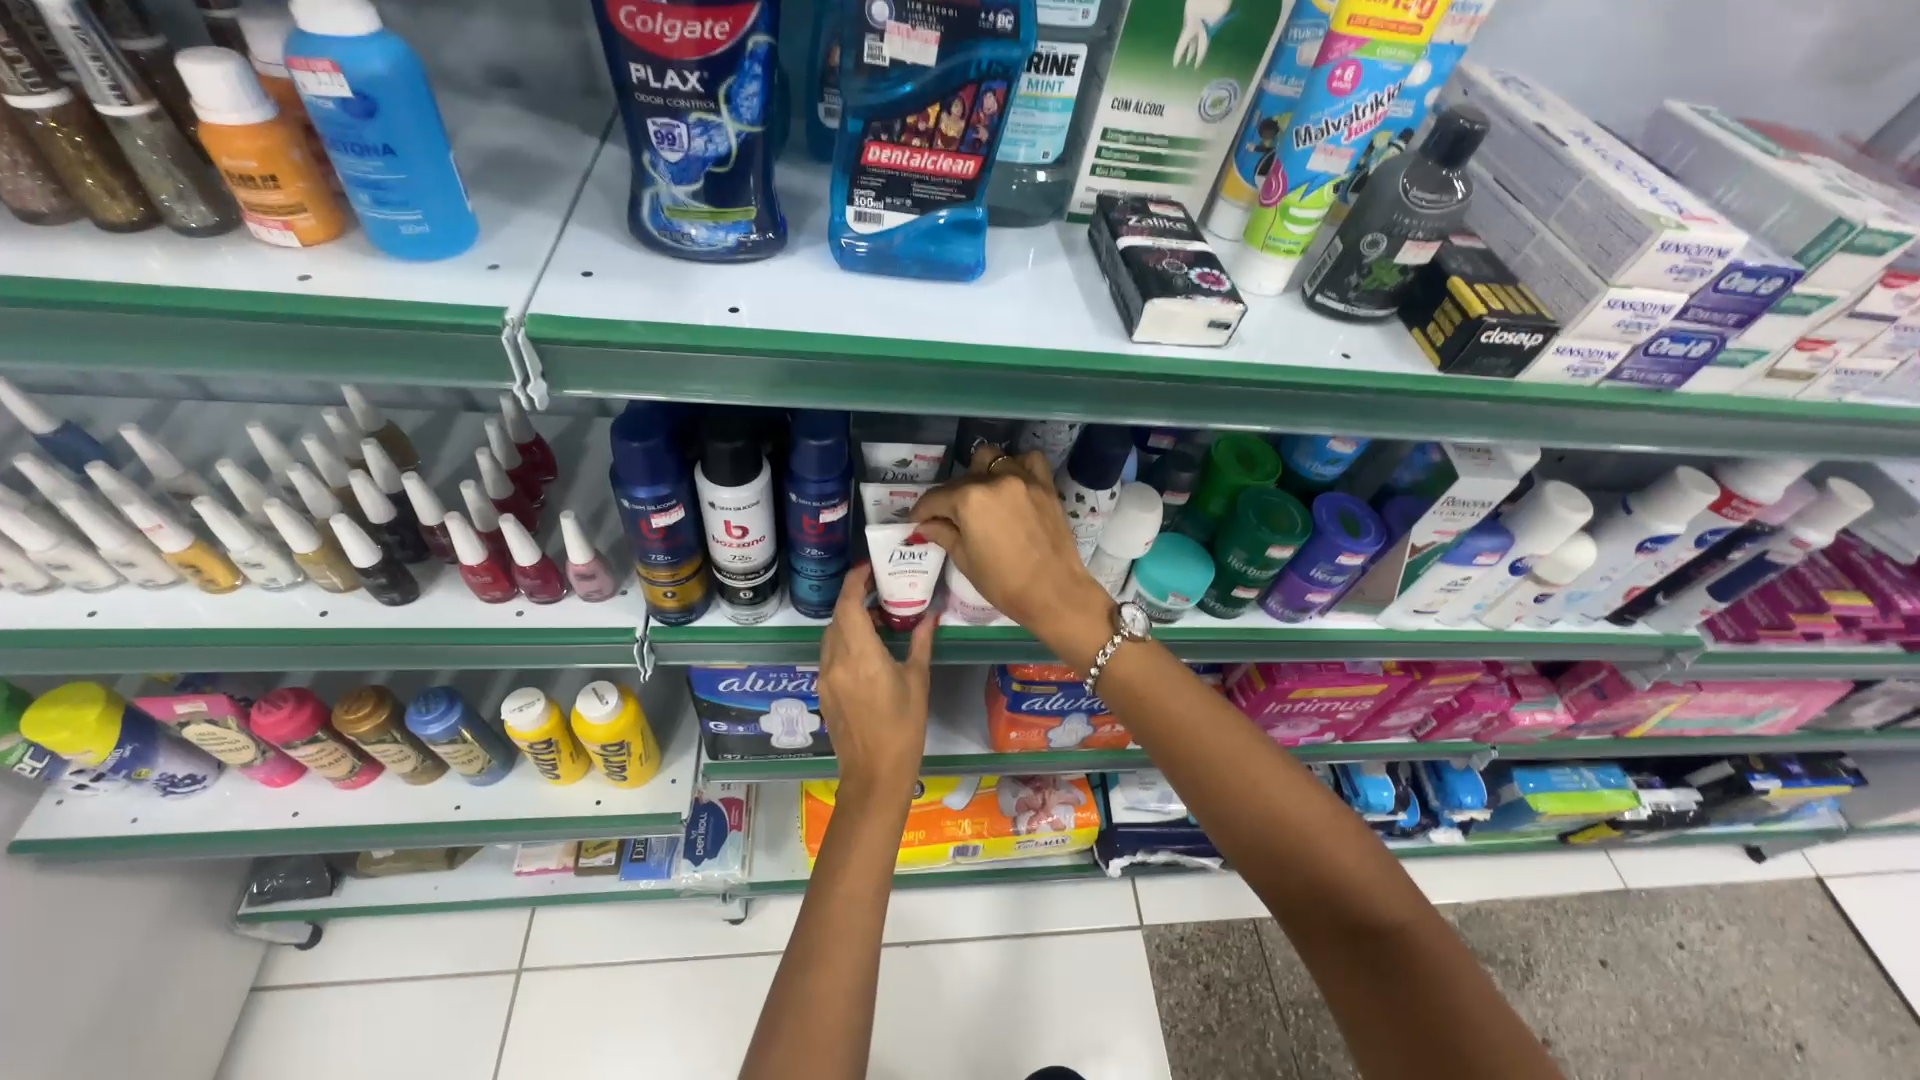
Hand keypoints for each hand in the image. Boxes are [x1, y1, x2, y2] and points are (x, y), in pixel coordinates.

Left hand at [818, 563, 933, 805]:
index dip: (855, 580)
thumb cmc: (904, 727)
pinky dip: (844, 640)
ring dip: (849, 620)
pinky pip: (830, 654)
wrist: (875, 773)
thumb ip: (920, 642)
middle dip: (855, 598)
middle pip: (837, 616)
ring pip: (831, 635)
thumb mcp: (918, 680)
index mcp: (861, 656)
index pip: (848, 604)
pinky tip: (866, 647)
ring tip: (876, 618)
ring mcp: (825, 676)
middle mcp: (836, 661)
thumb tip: (931, 615)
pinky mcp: (824, 690)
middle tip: (880, 589)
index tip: (869, 568)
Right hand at [910, 447, 1112, 668]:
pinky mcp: (1045, 486)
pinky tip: (1012, 483)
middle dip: (949, 497)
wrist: (1054, 593)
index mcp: (969, 499)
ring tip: (980, 496)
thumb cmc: (1004, 584)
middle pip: (962, 479)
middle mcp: (995, 480)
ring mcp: (1023, 479)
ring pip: (993, 459)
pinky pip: (1029, 461)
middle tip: (949, 518)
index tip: (917, 520)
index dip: (922, 511)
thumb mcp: (965, 561)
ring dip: (981, 473)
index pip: (935, 498)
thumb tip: (925, 525)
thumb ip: (944, 534)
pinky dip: (1018, 466)